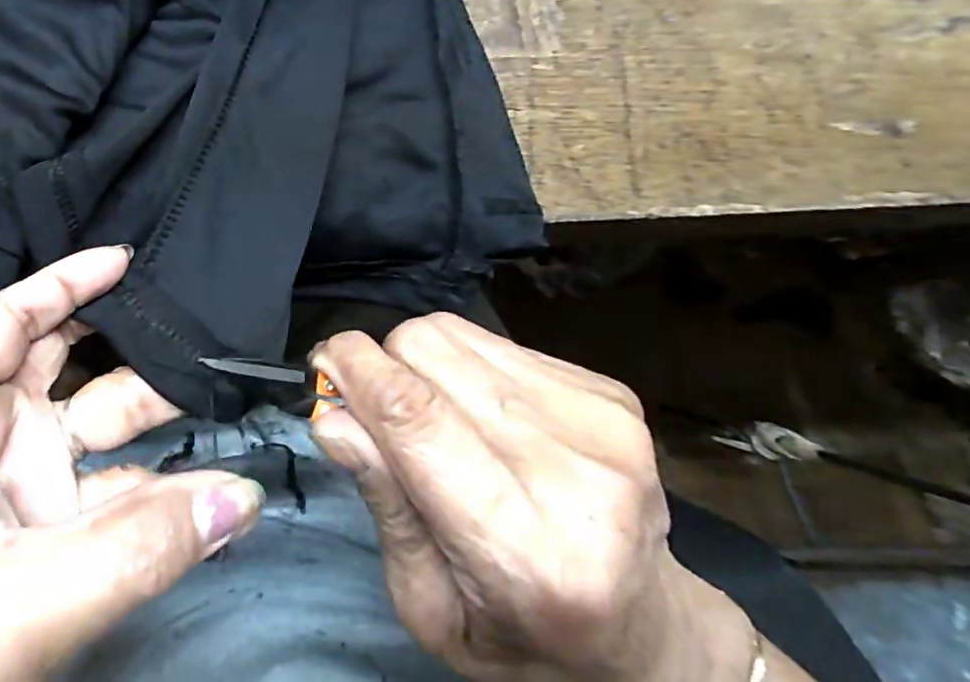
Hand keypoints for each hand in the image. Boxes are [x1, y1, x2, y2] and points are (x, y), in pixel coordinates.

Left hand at [0, 246, 264, 681]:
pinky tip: (219, 477)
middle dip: (120, 333)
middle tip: (188, 308)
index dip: (63, 284)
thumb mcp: (24, 600)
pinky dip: (165, 478)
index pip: (3, 324)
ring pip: (95, 419)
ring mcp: (15, 484)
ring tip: (220, 374)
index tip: (125, 258)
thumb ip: (142, 544)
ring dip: (155, 403)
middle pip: (56, 359)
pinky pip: (117, 482)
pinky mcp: (49, 528)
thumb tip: (246, 495)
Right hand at [311, 314, 783, 681]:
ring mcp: (603, 422)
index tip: (322, 361)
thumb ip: (385, 505)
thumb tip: (332, 417)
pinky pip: (497, 341)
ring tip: (436, 415)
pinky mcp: (611, 391)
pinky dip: (467, 366)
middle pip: (433, 354)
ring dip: (424, 363)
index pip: (420, 420)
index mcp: (528, 554)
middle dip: (385, 366)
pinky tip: (482, 414)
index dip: (357, 372)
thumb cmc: (524, 637)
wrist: (647, 626)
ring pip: (459, 333)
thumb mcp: (433, 609)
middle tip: (376, 408)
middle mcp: (577, 474)